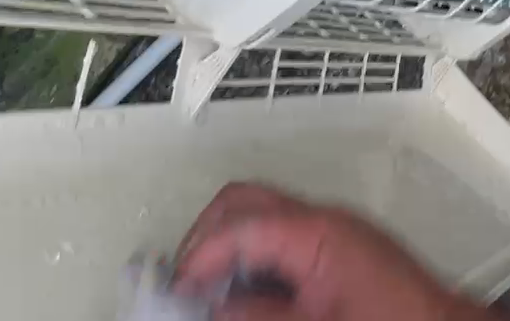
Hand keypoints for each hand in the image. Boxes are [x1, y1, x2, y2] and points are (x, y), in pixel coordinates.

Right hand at [175, 183, 493, 320]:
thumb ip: (263, 316)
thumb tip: (214, 308)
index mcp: (317, 231)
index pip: (240, 222)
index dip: (199, 256)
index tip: (176, 292)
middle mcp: (321, 219)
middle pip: (244, 201)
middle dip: (204, 236)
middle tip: (181, 284)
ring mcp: (328, 231)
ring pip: (258, 216)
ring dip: (225, 248)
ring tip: (204, 295)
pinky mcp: (334, 251)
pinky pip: (279, 241)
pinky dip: (251, 262)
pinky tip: (242, 300)